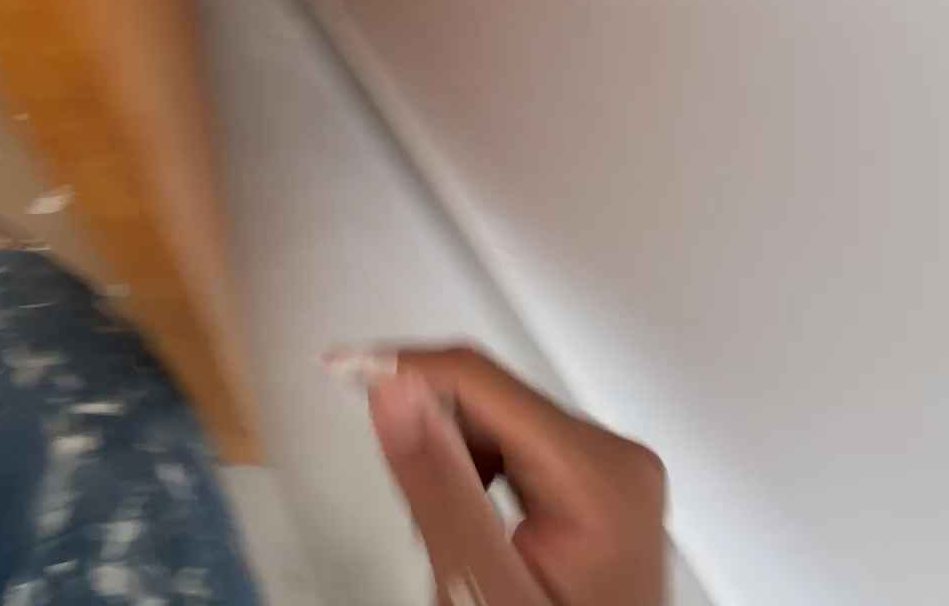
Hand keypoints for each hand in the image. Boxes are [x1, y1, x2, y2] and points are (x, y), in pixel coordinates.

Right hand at [332, 345, 667, 605]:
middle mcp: (610, 453)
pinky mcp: (585, 473)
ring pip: (483, 410)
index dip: (399, 367)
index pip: (476, 379)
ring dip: (439, 447)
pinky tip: (463, 511)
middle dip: (424, 426)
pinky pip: (498, 433)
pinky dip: (460, 460)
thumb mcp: (480, 581)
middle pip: (480, 394)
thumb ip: (435, 485)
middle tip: (404, 489)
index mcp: (597, 471)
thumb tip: (390, 389)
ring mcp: (601, 462)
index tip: (337, 367)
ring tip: (438, 516)